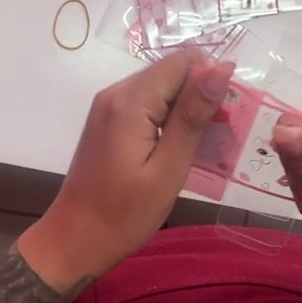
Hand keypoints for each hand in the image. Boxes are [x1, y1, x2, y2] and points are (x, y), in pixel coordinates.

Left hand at [17, 51, 234, 285]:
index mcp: (130, 101)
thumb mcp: (168, 168)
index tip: (226, 118)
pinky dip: (168, 121)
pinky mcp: (108, 122)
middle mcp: (115, 93)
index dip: (211, 81)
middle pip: (171, 73)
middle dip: (201, 97)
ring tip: (203, 149)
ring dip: (187, 112)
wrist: (76, 240)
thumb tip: (221, 69)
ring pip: (161, 89)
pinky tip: (178, 151)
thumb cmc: (124, 214)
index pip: (182, 62)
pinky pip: (146, 106)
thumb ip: (193, 116)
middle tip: (218, 139)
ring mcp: (108, 107)